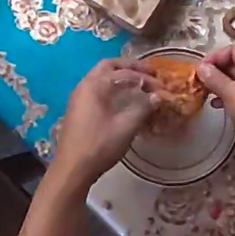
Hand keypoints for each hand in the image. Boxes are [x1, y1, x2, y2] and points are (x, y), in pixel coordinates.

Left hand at [51, 59, 159, 187]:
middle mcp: (84, 85)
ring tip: (140, 83)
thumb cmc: (99, 145)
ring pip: (102, 76)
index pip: (124, 73)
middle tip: (150, 73)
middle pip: (109, 66)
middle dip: (131, 67)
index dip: (146, 78)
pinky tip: (124, 98)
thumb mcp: (126, 127)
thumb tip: (159, 96)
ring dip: (121, 76)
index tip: (162, 86)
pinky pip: (98, 89)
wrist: (72, 169)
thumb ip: (143, 107)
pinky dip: (113, 87)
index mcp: (94, 85)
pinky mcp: (78, 109)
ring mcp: (79, 97)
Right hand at [198, 44, 234, 145]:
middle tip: (198, 81)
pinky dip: (227, 96)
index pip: (233, 51)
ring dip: (219, 84)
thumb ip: (214, 77)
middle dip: (216, 72)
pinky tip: (215, 104)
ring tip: (203, 92)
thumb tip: (199, 67)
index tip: (198, 69)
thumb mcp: (231, 91)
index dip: (215, 57)